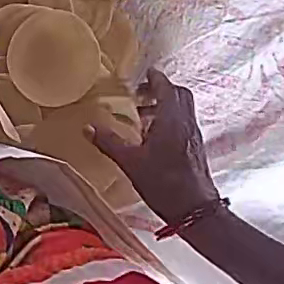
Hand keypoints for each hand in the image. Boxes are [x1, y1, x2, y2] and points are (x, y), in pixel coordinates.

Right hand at [88, 69, 220, 221]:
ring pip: (182, 108)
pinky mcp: (195, 147)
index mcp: (171, 119)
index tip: (145, 73)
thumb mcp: (131, 162)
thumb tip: (87, 127)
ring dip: (164, 105)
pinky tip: (154, 136)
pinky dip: (170, 119)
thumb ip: (109, 142)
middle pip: (177, 94)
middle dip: (160, 89)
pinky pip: (183, 122)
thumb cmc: (164, 183)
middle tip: (140, 95)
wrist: (195, 210)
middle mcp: (186, 122)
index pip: (166, 88)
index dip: (155, 78)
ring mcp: (193, 135)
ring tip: (142, 116)